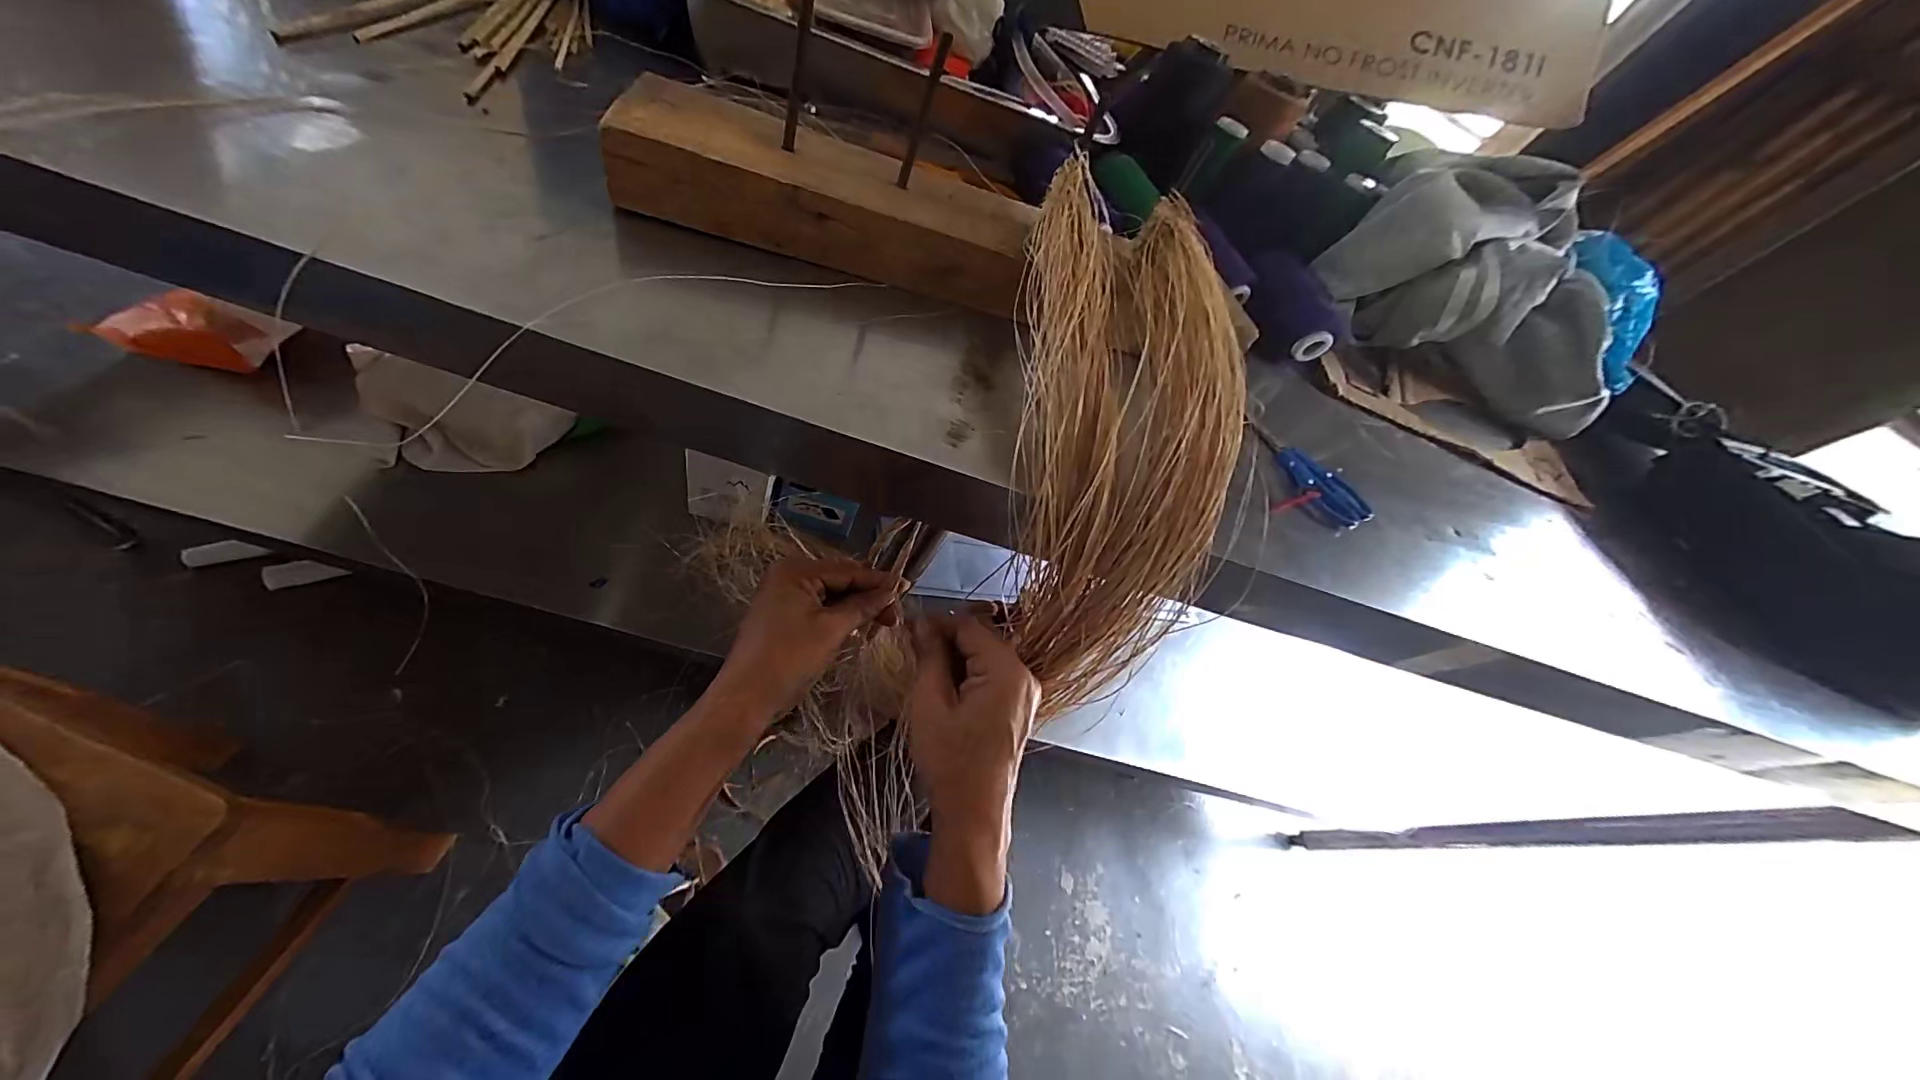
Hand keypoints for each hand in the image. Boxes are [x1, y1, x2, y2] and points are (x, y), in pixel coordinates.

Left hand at [711, 555, 902, 719]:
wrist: (747, 695)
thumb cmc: (790, 657)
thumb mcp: (832, 629)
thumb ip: (863, 606)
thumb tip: (892, 591)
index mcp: (796, 570)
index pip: (848, 570)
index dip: (878, 582)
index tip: (906, 589)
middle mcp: (787, 575)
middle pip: (839, 580)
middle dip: (868, 595)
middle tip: (895, 614)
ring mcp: (782, 595)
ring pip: (830, 594)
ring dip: (855, 607)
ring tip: (882, 621)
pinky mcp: (781, 614)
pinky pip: (818, 607)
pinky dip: (838, 615)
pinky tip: (858, 625)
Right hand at [906, 613, 1039, 914]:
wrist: (974, 811)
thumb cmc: (950, 759)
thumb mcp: (930, 702)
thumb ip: (930, 655)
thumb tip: (923, 623)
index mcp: (1007, 670)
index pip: (971, 626)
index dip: (938, 622)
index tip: (909, 626)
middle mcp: (1025, 676)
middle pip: (983, 638)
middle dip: (947, 639)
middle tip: (912, 645)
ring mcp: (1026, 693)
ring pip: (987, 656)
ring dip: (957, 656)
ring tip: (923, 666)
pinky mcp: (1019, 707)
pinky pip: (993, 675)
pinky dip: (969, 673)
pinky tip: (944, 684)